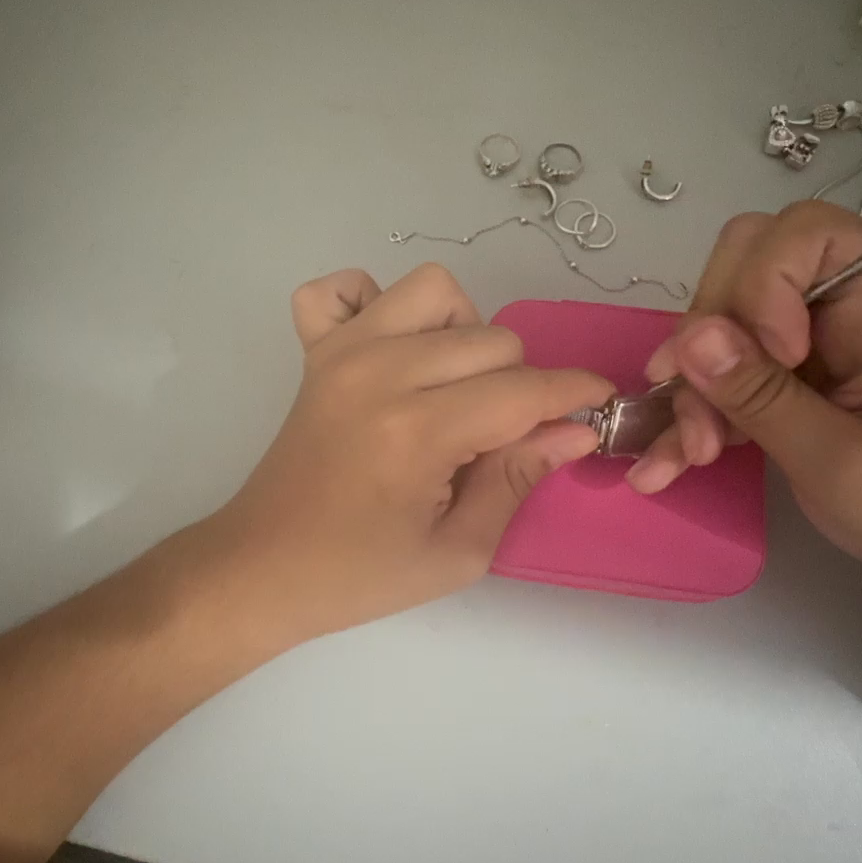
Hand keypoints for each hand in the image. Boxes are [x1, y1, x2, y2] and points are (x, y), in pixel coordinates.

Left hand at [210, 264, 612, 645]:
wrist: (263, 566)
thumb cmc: (360, 574)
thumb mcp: (458, 552)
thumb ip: (518, 479)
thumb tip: (574, 430)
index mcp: (417, 431)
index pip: (523, 390)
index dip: (575, 394)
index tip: (598, 406)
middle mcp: (380, 372)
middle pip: (491, 338)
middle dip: (518, 383)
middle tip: (497, 436)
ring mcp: (341, 352)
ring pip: (434, 289)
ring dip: (461, 332)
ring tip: (451, 386)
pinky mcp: (314, 351)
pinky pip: (345, 288)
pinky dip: (376, 303)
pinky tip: (391, 349)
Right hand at [630, 202, 861, 586]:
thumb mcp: (843, 461)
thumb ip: (763, 397)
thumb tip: (689, 338)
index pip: (808, 232)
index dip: (767, 280)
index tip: (776, 357)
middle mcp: (840, 305)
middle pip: (740, 268)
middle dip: (705, 336)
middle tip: (703, 406)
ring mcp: (806, 339)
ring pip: (715, 323)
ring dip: (690, 388)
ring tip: (689, 454)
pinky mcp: (781, 376)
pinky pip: (715, 371)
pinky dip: (688, 414)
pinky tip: (667, 464)